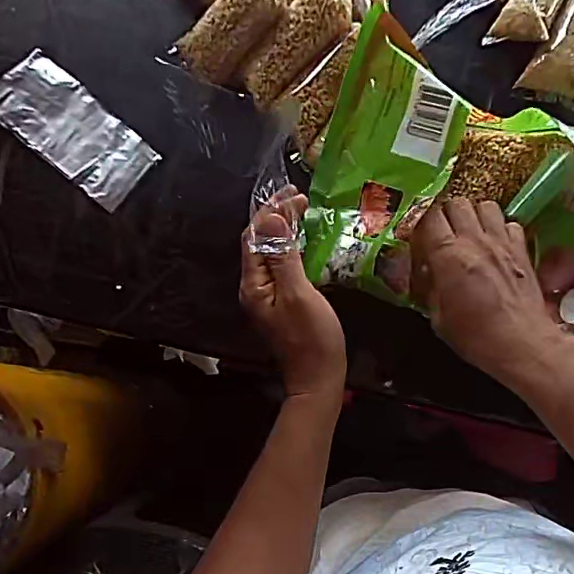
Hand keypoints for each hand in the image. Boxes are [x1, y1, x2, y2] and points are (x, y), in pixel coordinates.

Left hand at [241, 187, 346, 399]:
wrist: (318, 379)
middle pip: (259, 243)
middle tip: (300, 197)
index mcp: (254, 284)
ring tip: (302, 211)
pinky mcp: (282, 303)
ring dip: (284, 230)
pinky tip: (305, 241)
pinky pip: (281, 266)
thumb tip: (271, 218)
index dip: (270, 211)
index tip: (293, 194)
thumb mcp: (298, 293)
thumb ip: (283, 256)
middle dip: (276, 216)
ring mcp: (268, 297)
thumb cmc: (312, 339)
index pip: (255, 237)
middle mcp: (255, 288)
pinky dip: (291, 248)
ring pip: (271, 253)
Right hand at [411, 198, 573, 392]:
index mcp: (448, 255)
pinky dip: (501, 229)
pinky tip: (496, 245)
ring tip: (470, 233)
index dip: (420, 223)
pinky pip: (510, 223)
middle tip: (443, 233)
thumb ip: (430, 288)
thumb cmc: (476, 337)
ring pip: (485, 205)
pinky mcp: (523, 249)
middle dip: (446, 214)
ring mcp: (502, 242)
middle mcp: (475, 240)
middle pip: (456, 203)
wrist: (522, 344)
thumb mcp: (438, 318)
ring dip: (475, 216)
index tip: (418, 236)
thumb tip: (429, 274)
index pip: (428, 217)